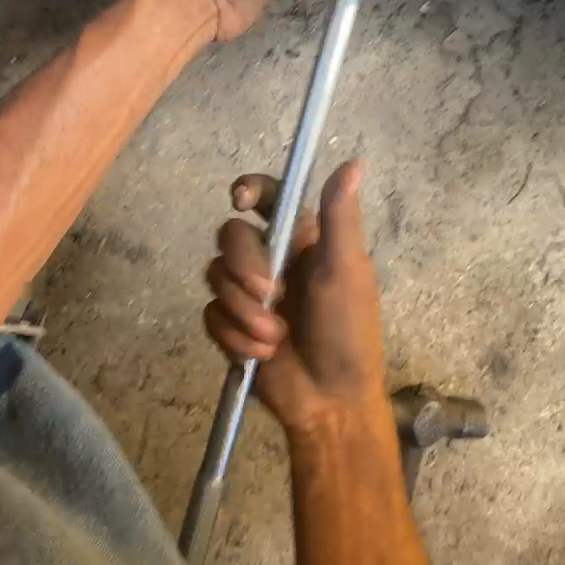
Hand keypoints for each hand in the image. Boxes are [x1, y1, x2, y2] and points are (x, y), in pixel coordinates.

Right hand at [202, 161, 386, 432]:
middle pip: (230, 235)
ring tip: (274, 338)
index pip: (267, 196)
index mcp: (300, 238)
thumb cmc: (349, 333)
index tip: (240, 202)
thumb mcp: (348, 272)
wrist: (330, 403)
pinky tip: (261, 354)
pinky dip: (233, 336)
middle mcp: (269, 257)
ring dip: (243, 311)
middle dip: (244, 267)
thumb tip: (355, 162)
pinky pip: (210, 314)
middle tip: (271, 295)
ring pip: (215, 275)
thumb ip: (341, 217)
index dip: (248, 190)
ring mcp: (246, 292)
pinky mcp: (229, 324)